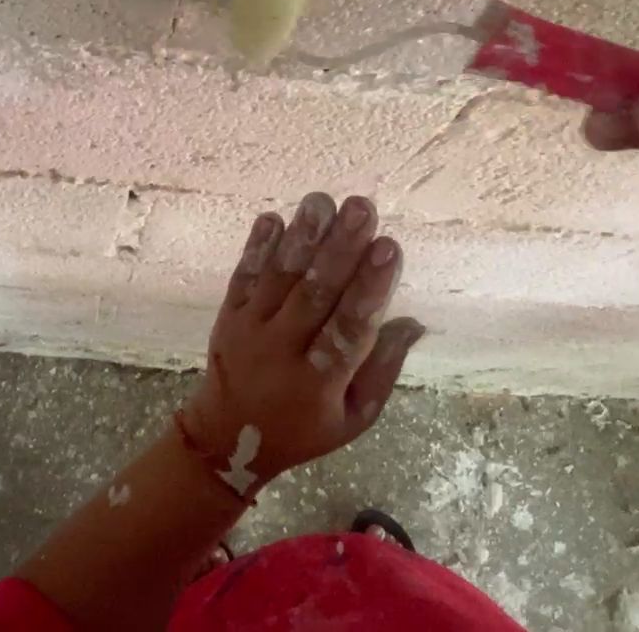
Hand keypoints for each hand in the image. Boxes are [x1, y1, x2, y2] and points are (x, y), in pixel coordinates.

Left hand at [179, 194, 424, 494]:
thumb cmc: (303, 429)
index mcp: (319, 384)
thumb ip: (382, 370)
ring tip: (321, 201)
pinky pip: (244, 277)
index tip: (388, 247)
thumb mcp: (353, 418)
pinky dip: (257, 247)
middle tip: (361, 207)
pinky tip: (273, 218)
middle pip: (314, 294)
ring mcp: (250, 330)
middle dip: (339, 248)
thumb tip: (412, 321)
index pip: (350, 329)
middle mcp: (281, 351)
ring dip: (301, 237)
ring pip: (278, 278)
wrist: (226, 438)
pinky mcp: (228, 315)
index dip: (369, 288)